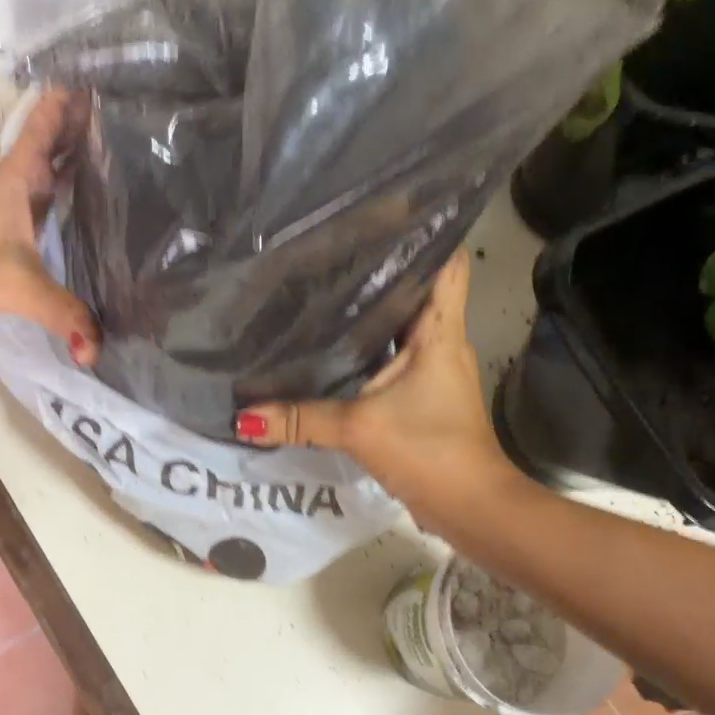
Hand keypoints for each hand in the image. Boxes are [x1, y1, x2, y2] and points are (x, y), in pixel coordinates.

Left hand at [0, 90, 99, 383]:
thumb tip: (96, 350)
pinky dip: (63, 189)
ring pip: (45, 173)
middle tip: (111, 108)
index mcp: (12, 183)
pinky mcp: (11, 236)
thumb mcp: (22, 290)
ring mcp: (9, 212)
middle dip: (74, 127)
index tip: (86, 82)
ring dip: (69, 157)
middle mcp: (11, 189)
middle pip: (47, 148)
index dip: (61, 107)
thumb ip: (64, 314)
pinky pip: (44, 200)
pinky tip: (81, 194)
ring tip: (105, 142)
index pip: (39, 132)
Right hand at [232, 253, 518, 503]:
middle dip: (381, 268)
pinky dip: (366, 351)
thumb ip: (302, 419)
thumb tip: (244, 416)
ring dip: (372, 311)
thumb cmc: (429, 449)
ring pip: (401, 327)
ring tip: (324, 286)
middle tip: (332, 246)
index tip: (393, 210)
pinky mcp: (421, 398)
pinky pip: (390, 360)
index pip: (447, 262)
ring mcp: (432, 371)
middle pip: (417, 290)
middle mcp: (441, 342)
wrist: (470, 505)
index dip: (428, 231)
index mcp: (439, 331)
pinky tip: (331, 349)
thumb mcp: (360, 428)